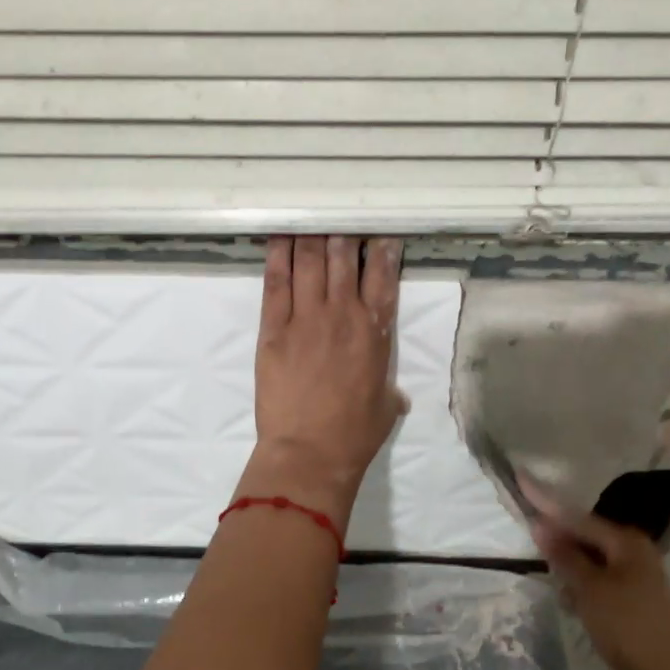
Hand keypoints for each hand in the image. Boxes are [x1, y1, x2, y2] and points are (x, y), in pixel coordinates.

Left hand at [243, 236, 406, 528]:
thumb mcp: (385, 407)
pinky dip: (278, 255)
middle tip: (341, 219)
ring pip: (310, 261)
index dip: (381, 249)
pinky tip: (280, 236)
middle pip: (343, 258)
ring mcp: (306, 317)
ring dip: (312, 235)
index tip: (379, 233)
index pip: (383, 276)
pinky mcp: (274, 328)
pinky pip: (277, 282)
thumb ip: (389, 391)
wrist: (309, 452)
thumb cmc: (354, 434)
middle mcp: (342, 314)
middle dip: (343, 233)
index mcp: (375, 332)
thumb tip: (395, 395)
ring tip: (311, 218)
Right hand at [524, 486, 669, 669]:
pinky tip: (574, 604)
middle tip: (531, 540)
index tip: (521, 480)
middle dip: (559, 541)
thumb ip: (565, 556)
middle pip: (586, 536)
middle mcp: (634, 551)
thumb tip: (540, 525)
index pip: (578, 516)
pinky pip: (600, 580)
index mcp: (626, 541)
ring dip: (571, 569)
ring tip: (556, 584)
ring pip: (592, 560)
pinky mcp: (635, 598)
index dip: (547, 502)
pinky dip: (584, 587)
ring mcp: (638, 575)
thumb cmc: (628, 626)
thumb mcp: (589, 589)